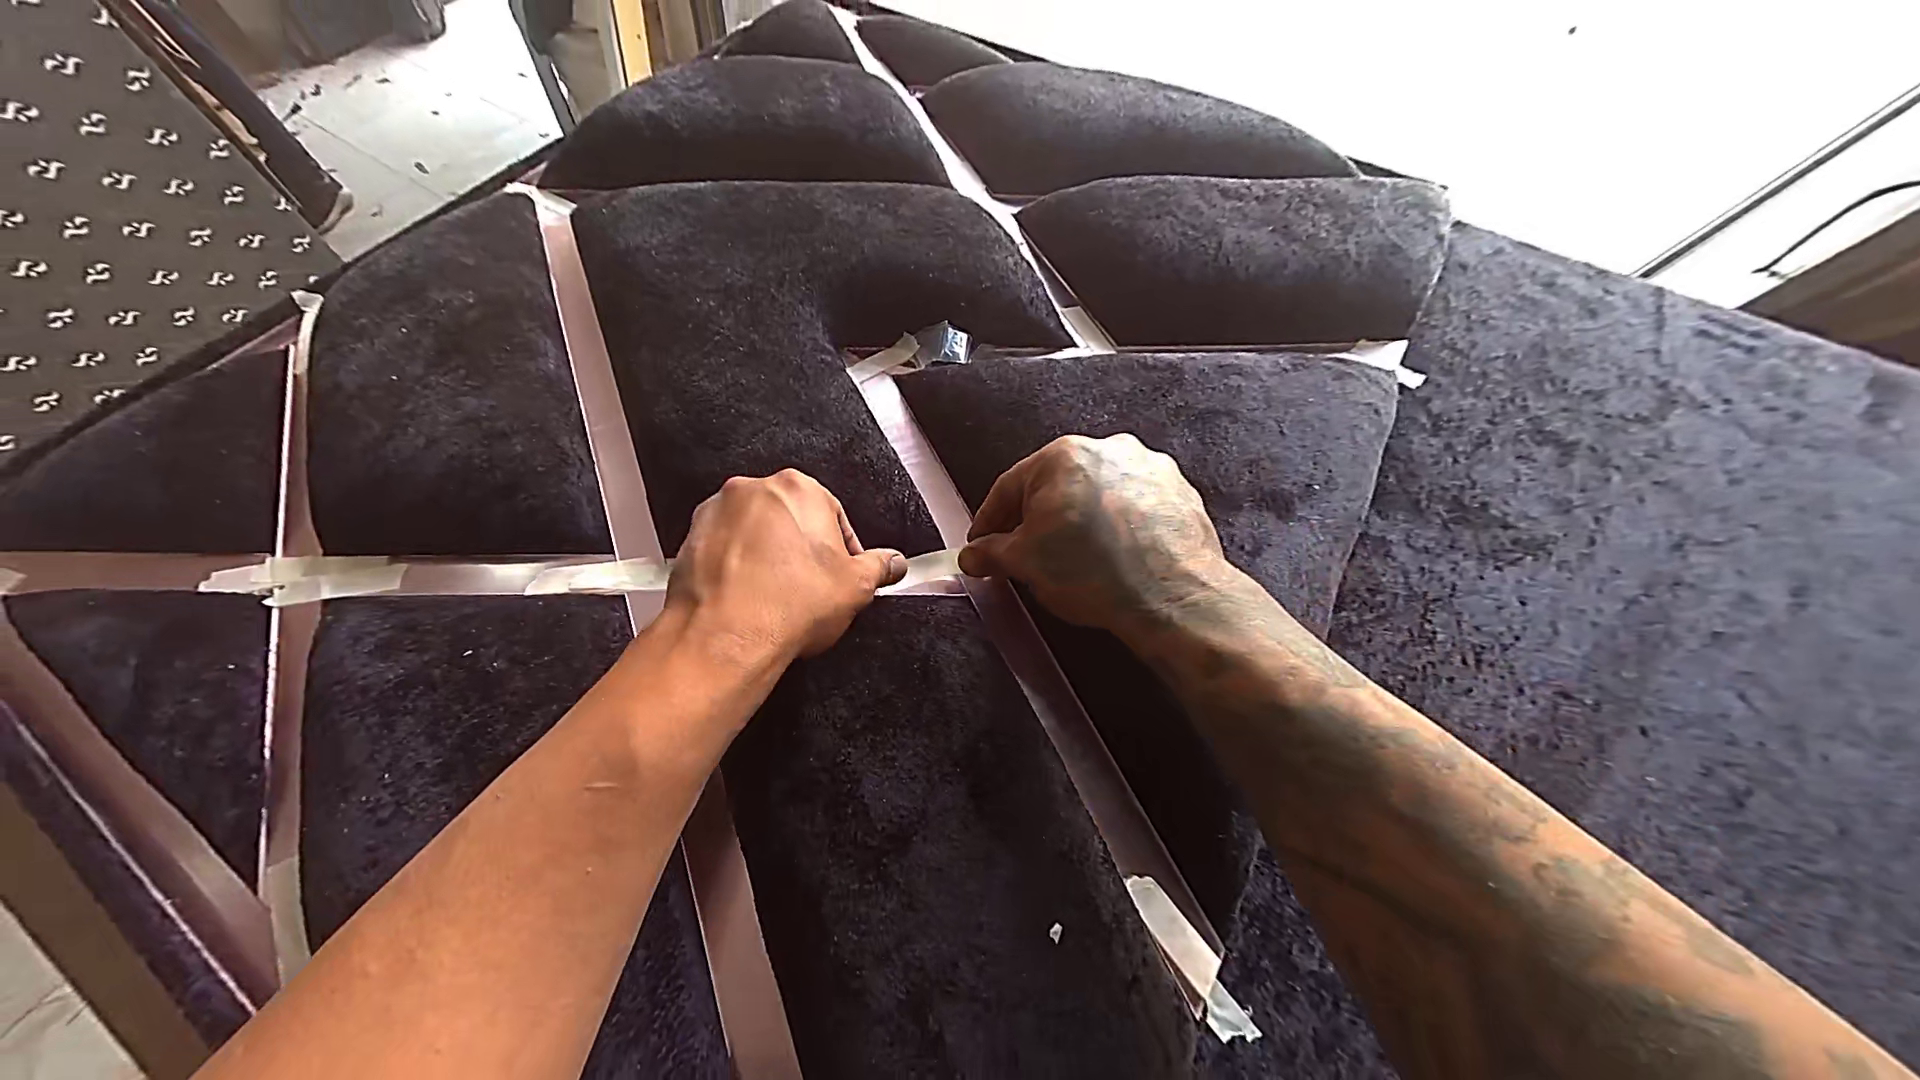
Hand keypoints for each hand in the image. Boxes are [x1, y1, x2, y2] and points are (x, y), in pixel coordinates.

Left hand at [666, 470, 906, 664]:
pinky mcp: (689, 540)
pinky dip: (737, 567)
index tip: (842, 576)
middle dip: (803, 550)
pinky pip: (724, 549)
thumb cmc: (788, 605)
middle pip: (791, 519)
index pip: (833, 516)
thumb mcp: (856, 586)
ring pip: (755, 532)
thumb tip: (893, 563)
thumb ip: (879, 566)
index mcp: (799, 489)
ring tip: (778, 596)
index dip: (843, 552)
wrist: (724, 638)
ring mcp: (716, 513)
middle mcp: (753, 490)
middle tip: (811, 588)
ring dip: (768, 556)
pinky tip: (750, 598)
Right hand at [957, 434, 1236, 637]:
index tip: (984, 542)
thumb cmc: (1099, 573)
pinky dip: (1118, 527)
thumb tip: (975, 555)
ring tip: (1075, 559)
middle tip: (1026, 554)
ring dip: (1080, 521)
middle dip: (1037, 521)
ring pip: (1096, 494)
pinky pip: (1133, 507)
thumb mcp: (1025, 564)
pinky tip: (1112, 556)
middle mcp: (1108, 450)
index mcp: (1063, 456)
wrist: (1172, 597)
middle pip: (1055, 486)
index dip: (990, 521)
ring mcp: (1148, 469)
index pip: (1009, 488)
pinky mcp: (1178, 493)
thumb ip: (991, 553)